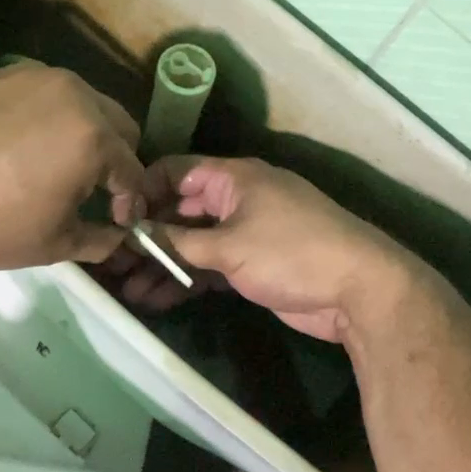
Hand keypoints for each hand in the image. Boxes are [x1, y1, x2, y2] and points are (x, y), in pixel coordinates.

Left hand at [0, 61, 144, 284]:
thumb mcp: (55, 244)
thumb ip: (99, 239)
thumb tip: (116, 237)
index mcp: (93, 133)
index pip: (133, 168)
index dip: (130, 202)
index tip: (115, 222)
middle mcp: (70, 92)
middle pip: (117, 125)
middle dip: (113, 161)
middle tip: (91, 195)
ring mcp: (31, 78)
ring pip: (80, 105)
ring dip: (83, 136)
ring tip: (55, 171)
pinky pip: (42, 97)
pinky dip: (47, 121)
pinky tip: (20, 151)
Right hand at [141, 156, 454, 343]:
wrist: (358, 290)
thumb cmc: (290, 252)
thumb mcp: (228, 245)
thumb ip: (177, 242)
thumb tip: (134, 236)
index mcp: (233, 177)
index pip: (175, 171)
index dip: (143, 191)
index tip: (115, 219)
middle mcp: (236, 199)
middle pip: (179, 211)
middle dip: (147, 237)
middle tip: (113, 263)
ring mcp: (244, 233)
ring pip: (192, 244)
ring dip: (162, 265)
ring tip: (127, 290)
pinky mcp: (251, 265)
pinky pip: (207, 267)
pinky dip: (185, 281)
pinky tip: (156, 300)